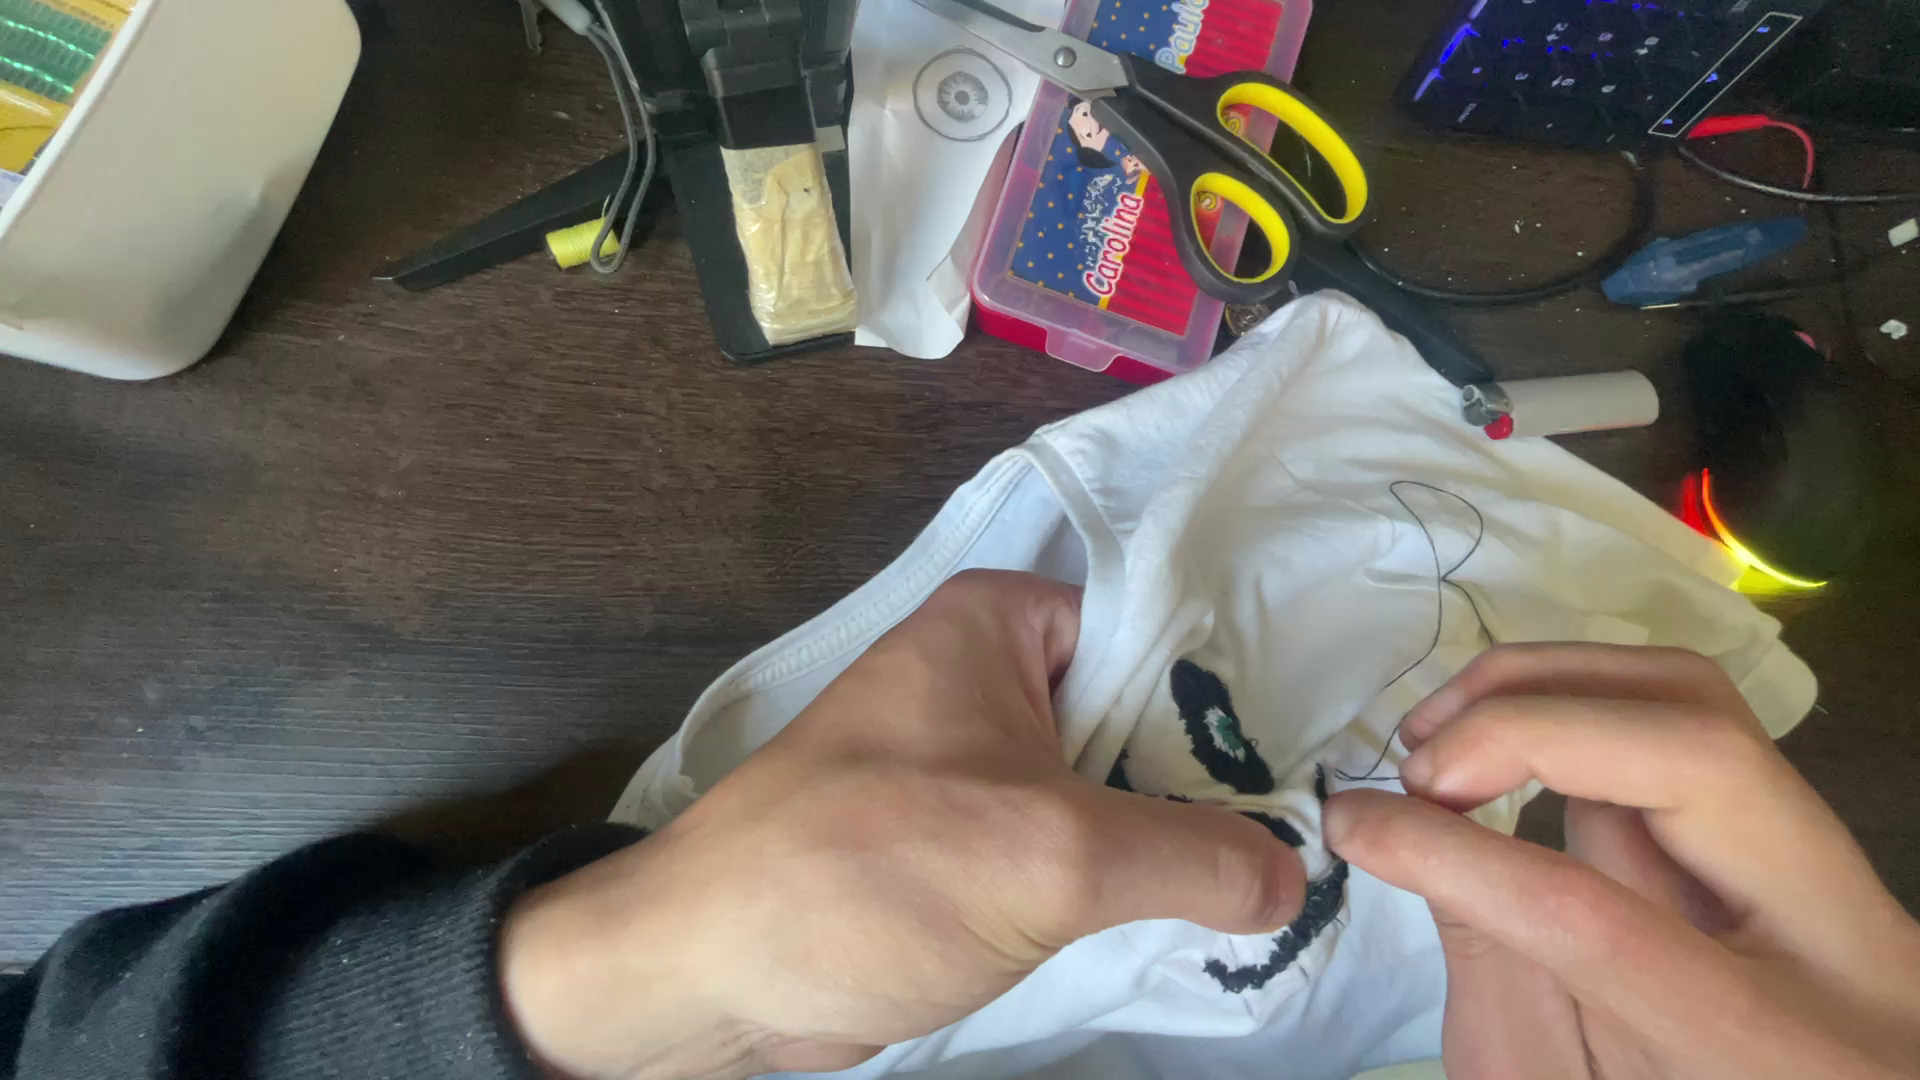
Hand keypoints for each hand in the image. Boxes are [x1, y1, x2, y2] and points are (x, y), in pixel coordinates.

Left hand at [499, 570, 1306, 1079]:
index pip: (1150, 636)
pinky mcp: (961, 817)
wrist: (718, 963)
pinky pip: (1063, 826)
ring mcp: (972, 745)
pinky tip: (1182, 906)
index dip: (1229, 701)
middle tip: (1302, 836)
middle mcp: (986, 667)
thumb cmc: (875, 865)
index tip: (1307, 766)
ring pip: (1101, 777)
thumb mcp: (1054, 854)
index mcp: (1001, 621)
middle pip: (1131, 711)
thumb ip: (1191, 855)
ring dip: (1160, 832)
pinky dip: (1113, 866)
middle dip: (1200, 779)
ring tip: (1263, 878)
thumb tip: (1292, 868)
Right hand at [1326, 643, 1919, 1078]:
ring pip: (1685, 694)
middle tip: (1421, 775)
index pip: (1598, 918)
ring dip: (1529, 687)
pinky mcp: (1762, 813)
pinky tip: (1484, 741)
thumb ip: (1477, 951)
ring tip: (1439, 738)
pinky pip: (1658, 709)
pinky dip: (1546, 697)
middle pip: (1696, 750)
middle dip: (1516, 728)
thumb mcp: (1539, 1076)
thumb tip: (1383, 820)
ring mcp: (1820, 861)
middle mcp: (1853, 941)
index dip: (1451, 854)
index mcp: (1786, 1060)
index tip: (1353, 824)